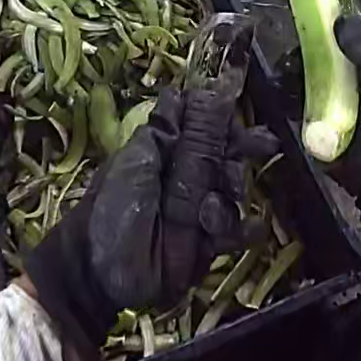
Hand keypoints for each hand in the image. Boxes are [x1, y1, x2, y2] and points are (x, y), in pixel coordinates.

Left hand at [23, 89, 275, 360]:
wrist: (98, 271)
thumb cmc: (110, 207)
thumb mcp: (135, 161)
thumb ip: (164, 129)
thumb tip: (181, 89)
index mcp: (175, 152)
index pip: (212, 126)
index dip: (229, 117)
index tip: (244, 103)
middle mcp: (195, 176)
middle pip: (233, 154)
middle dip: (247, 147)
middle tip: (262, 145)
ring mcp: (206, 210)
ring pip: (238, 190)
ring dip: (231, 193)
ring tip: (206, 213)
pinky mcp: (213, 244)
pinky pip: (242, 231)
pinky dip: (244, 230)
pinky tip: (223, 234)